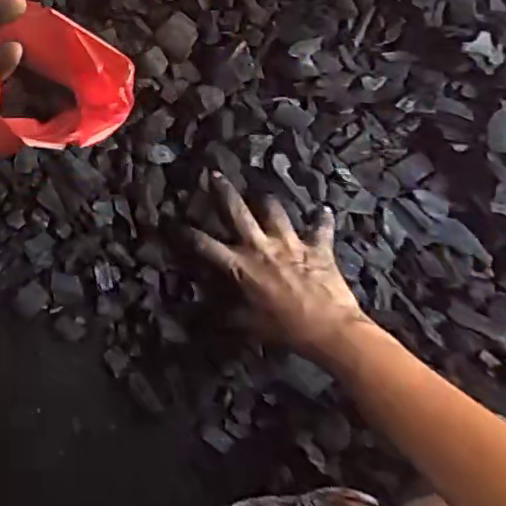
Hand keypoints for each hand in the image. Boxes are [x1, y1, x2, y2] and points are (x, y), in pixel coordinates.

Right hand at [188, 174, 370, 360]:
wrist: (333, 331)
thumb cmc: (287, 329)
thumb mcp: (248, 324)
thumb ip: (223, 315)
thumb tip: (195, 317)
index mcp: (240, 264)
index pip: (204, 244)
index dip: (185, 232)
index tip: (171, 221)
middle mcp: (260, 246)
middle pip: (237, 210)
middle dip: (223, 191)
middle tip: (214, 174)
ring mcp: (290, 244)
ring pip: (274, 211)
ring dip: (268, 202)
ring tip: (262, 194)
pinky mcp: (318, 249)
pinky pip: (320, 229)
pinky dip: (321, 219)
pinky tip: (322, 210)